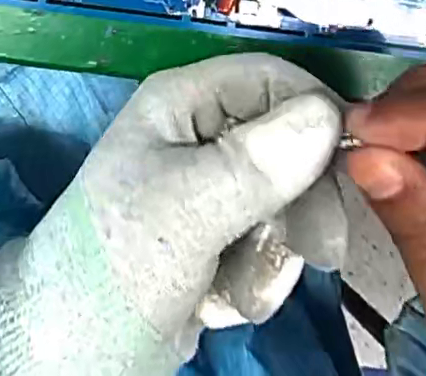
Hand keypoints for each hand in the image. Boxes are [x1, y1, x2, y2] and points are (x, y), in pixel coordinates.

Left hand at [0, 54, 345, 375]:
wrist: (73, 354)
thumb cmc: (117, 263)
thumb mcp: (186, 208)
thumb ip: (255, 163)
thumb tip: (327, 114)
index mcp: (182, 101)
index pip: (267, 77)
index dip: (313, 109)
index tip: (352, 162)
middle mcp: (199, 134)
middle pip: (286, 140)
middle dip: (297, 201)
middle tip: (316, 248)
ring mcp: (209, 186)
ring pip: (285, 198)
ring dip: (272, 251)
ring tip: (232, 286)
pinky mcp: (217, 234)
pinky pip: (268, 241)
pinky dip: (255, 276)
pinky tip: (217, 301)